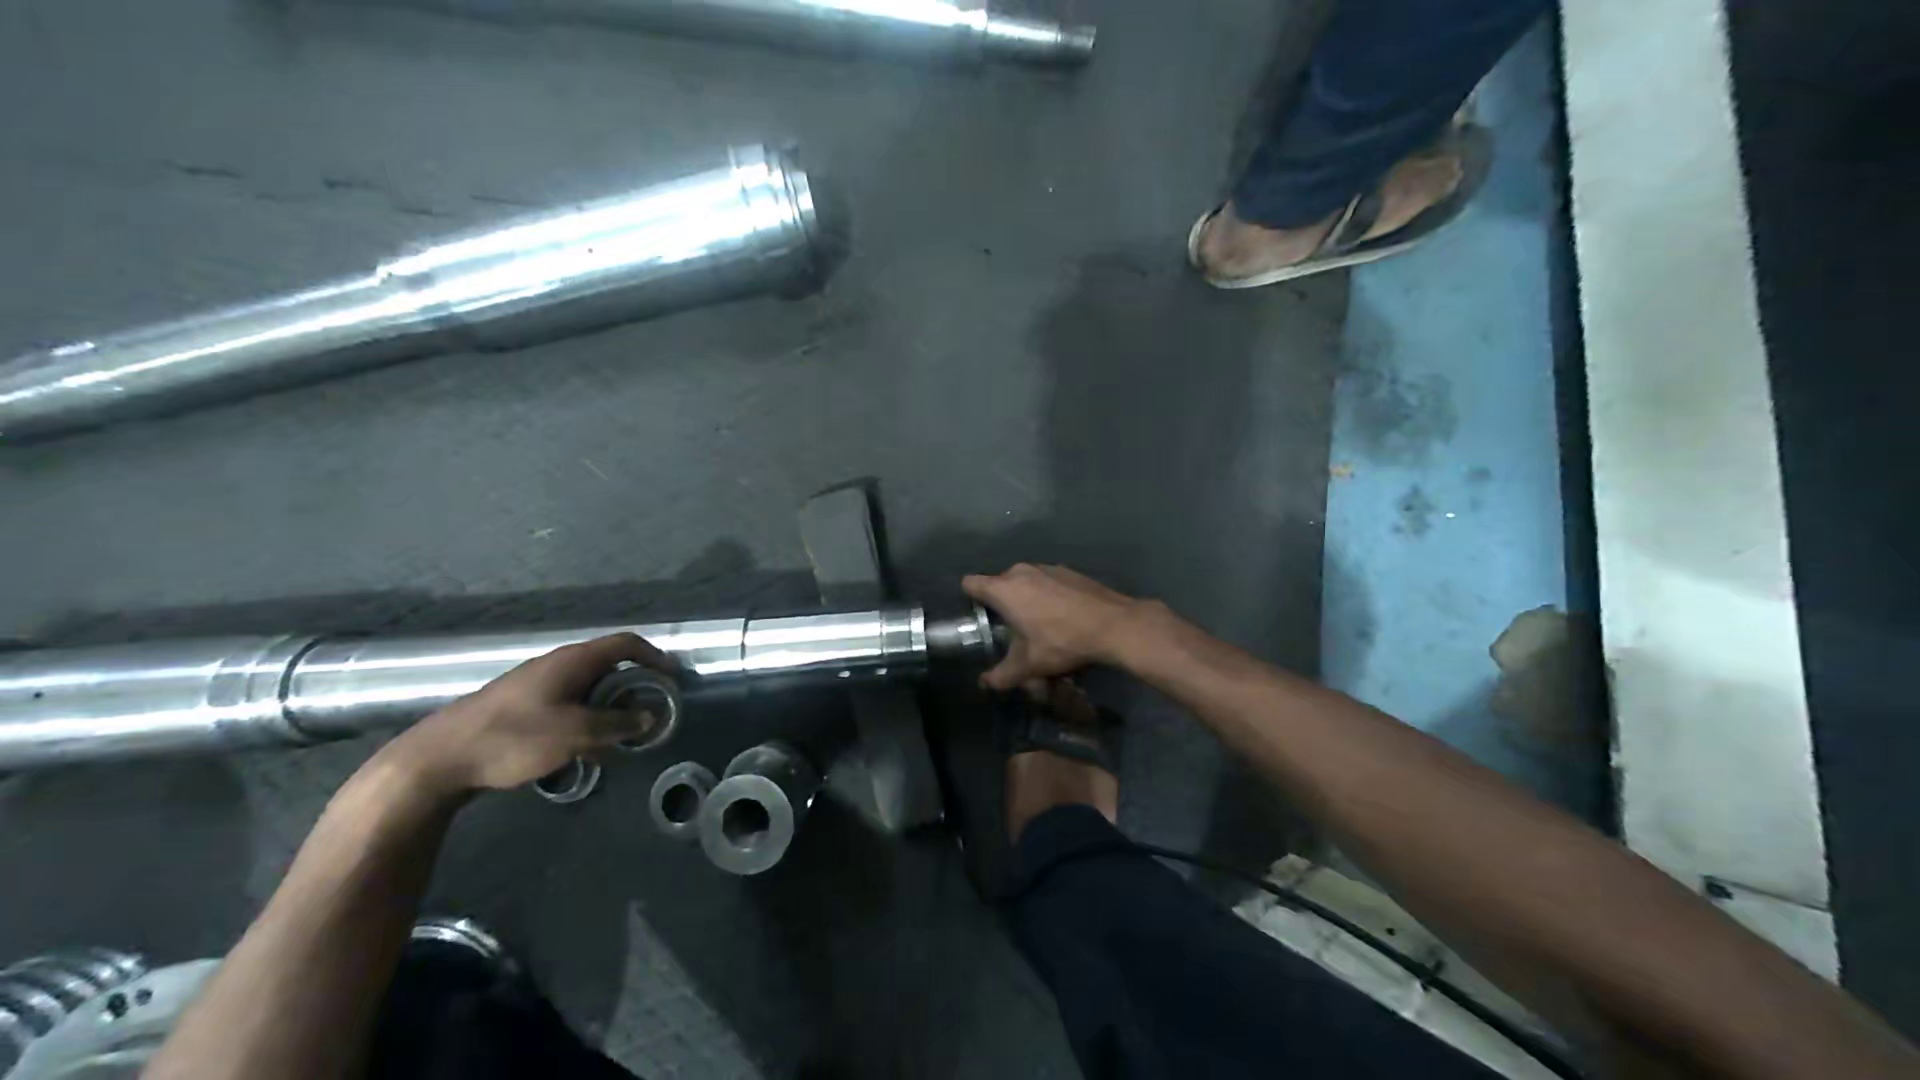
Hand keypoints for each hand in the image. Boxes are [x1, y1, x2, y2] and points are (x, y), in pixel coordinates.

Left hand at [386, 633, 675, 796]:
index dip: (654, 656)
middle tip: (649, 711)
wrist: (437, 760)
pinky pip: (566, 703)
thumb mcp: (575, 734)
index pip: (625, 643)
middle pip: (607, 665)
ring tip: (619, 735)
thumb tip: (649, 717)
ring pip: (586, 687)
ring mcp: (535, 685)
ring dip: (609, 706)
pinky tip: (581, 747)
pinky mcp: (519, 706)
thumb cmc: (513, 738)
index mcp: (572, 661)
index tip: (671, 677)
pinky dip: (585, 717)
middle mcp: (556, 665)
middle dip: (633, 686)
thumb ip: (617, 724)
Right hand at [961, 564, 1153, 690]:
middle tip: (1012, 630)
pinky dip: (1048, 595)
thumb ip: (1002, 675)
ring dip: (1026, 598)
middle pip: (999, 584)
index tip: (978, 617)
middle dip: (1002, 605)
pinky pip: (1047, 582)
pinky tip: (1063, 617)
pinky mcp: (1069, 571)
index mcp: (1004, 589)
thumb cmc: (1061, 641)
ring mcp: (1047, 568)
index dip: (970, 599)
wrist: (1113, 625)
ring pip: (1025, 581)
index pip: (971, 584)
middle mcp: (1022, 571)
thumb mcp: (1029, 665)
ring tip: (1039, 625)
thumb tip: (984, 684)